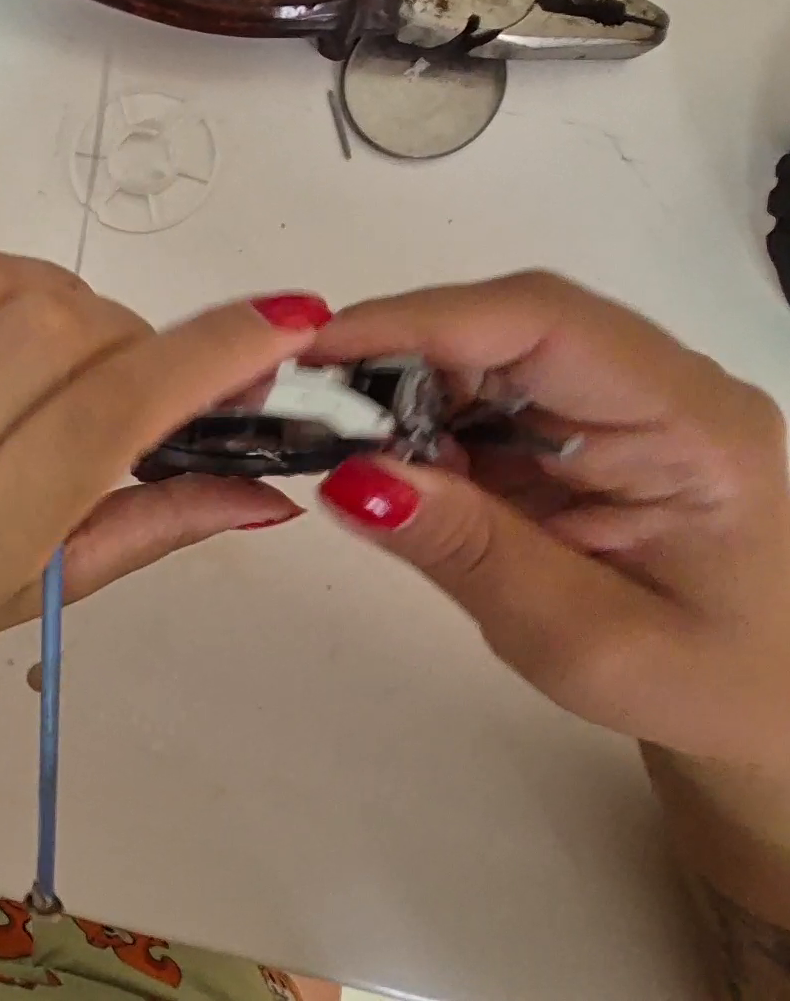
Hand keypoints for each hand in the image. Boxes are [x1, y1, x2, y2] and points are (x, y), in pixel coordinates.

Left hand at [0, 250, 329, 663]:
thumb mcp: (51, 589)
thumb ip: (155, 528)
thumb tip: (268, 490)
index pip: (101, 416)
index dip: (203, 360)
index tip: (284, 324)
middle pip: (63, 335)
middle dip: (144, 342)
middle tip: (152, 385)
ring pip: (17, 290)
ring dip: (88, 308)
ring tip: (89, 365)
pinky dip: (31, 284)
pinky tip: (38, 331)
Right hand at [305, 272, 789, 775]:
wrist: (769, 709)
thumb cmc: (710, 684)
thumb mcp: (584, 640)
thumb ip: (468, 552)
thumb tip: (350, 478)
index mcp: (689, 427)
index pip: (543, 325)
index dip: (417, 321)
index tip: (309, 353)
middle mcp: (645, 392)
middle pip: (492, 327)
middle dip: (380, 357)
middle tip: (288, 406)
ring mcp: (597, 408)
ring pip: (463, 359)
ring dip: (380, 392)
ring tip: (315, 439)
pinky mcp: (554, 433)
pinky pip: (457, 402)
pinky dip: (394, 424)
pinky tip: (366, 463)